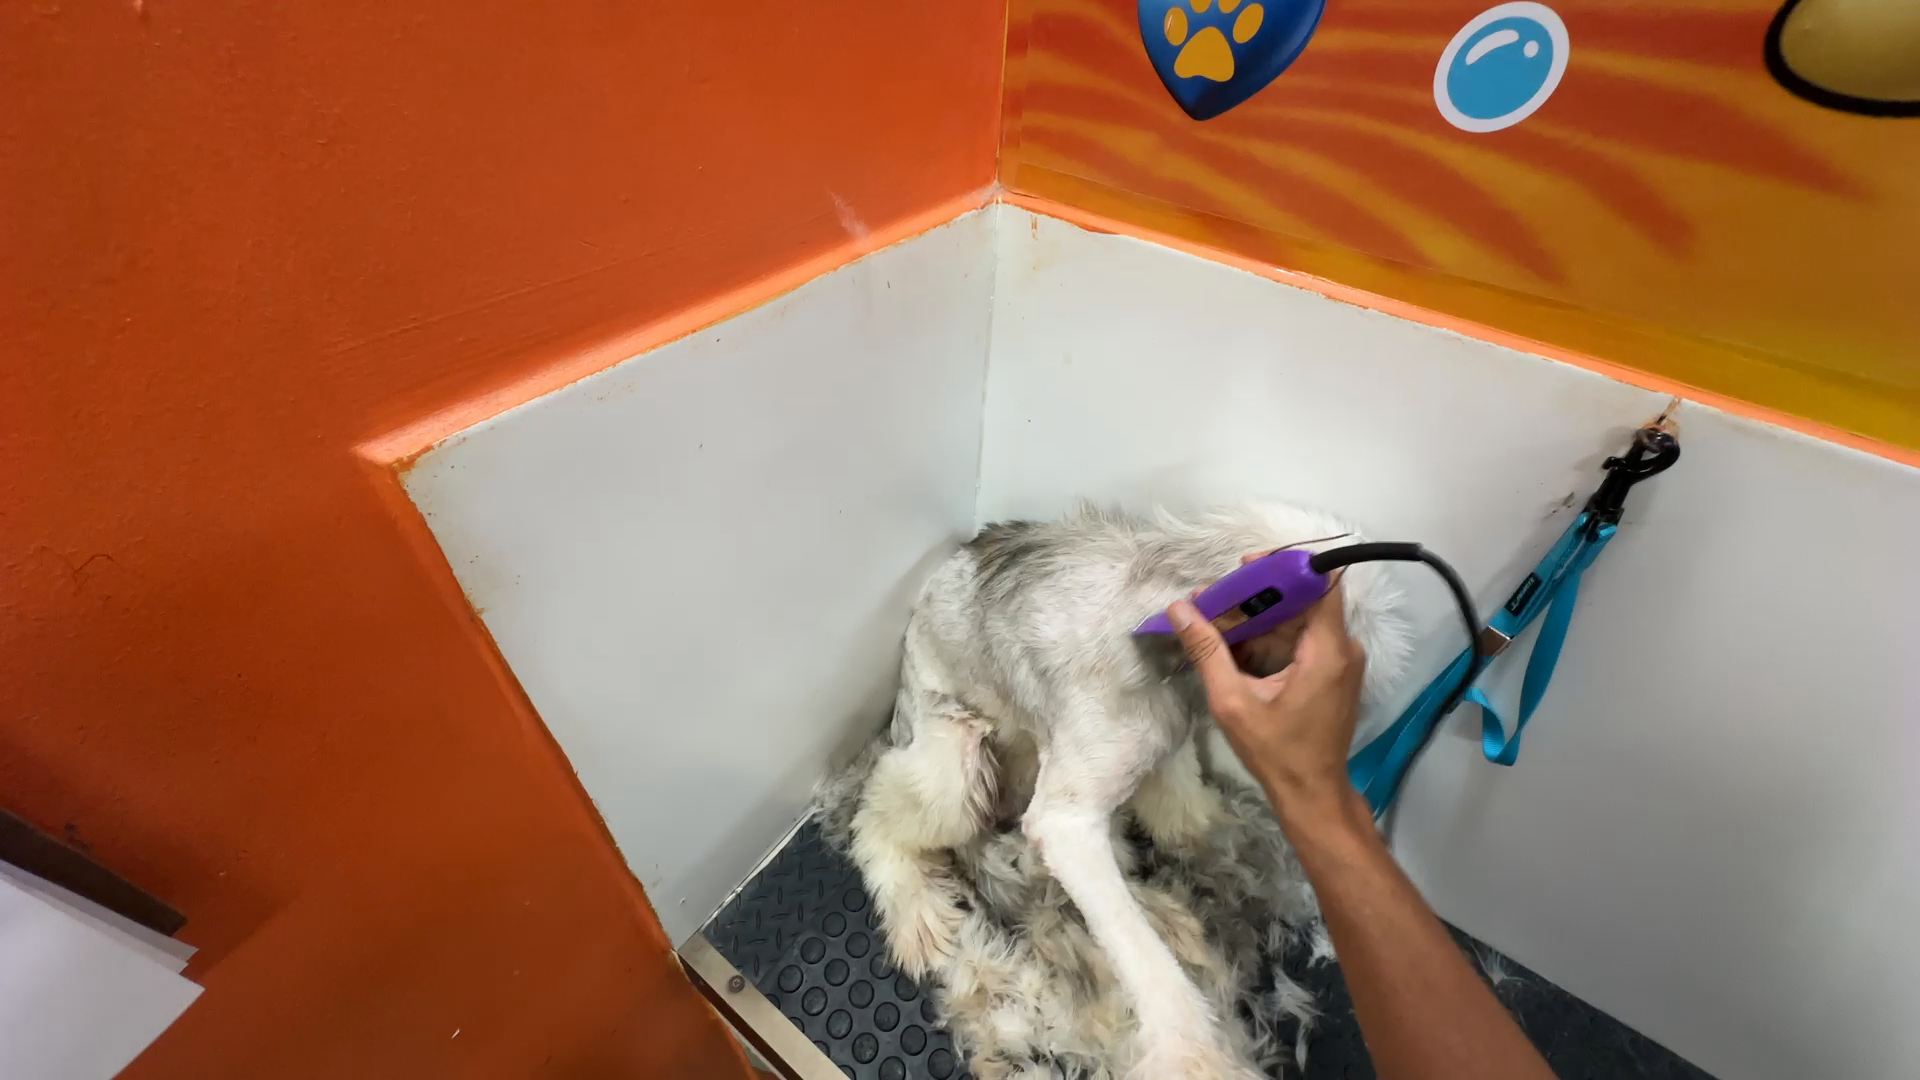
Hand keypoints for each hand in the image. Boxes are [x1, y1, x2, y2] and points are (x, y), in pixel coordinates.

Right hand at [1168, 577, 1366, 814]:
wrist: (1311, 793)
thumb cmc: (1276, 751)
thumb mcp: (1232, 700)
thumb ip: (1206, 650)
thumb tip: (1179, 608)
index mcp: (1327, 650)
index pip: (1321, 583)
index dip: (1285, 567)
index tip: (1245, 568)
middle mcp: (1341, 648)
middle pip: (1301, 598)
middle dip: (1255, 593)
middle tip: (1212, 599)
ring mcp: (1337, 660)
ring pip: (1296, 618)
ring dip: (1255, 616)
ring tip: (1212, 621)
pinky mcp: (1329, 672)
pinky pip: (1297, 638)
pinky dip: (1266, 636)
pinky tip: (1231, 645)